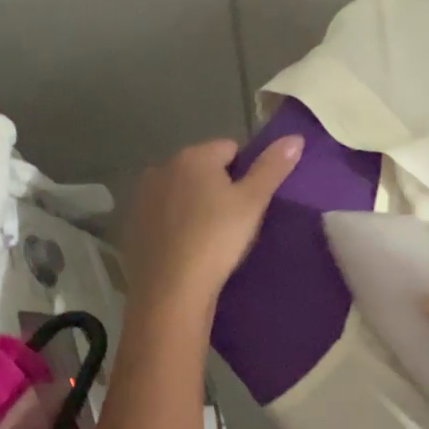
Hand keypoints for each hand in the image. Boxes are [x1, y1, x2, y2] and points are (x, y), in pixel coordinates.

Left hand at [121, 137, 302, 314]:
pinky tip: (187, 248)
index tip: (251, 203)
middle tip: (235, 222)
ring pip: (182, 192)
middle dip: (219, 187)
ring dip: (196, 204)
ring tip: (211, 238)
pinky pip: (164, 215)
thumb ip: (272, 167)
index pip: (230, 148)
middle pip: (203, 169)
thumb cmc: (217, 239)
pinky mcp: (133, 224)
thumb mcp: (253, 202)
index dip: (246, 173)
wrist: (171, 290)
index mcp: (193, 156)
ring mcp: (143, 197)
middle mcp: (162, 167)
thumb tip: (295, 138)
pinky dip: (176, 224)